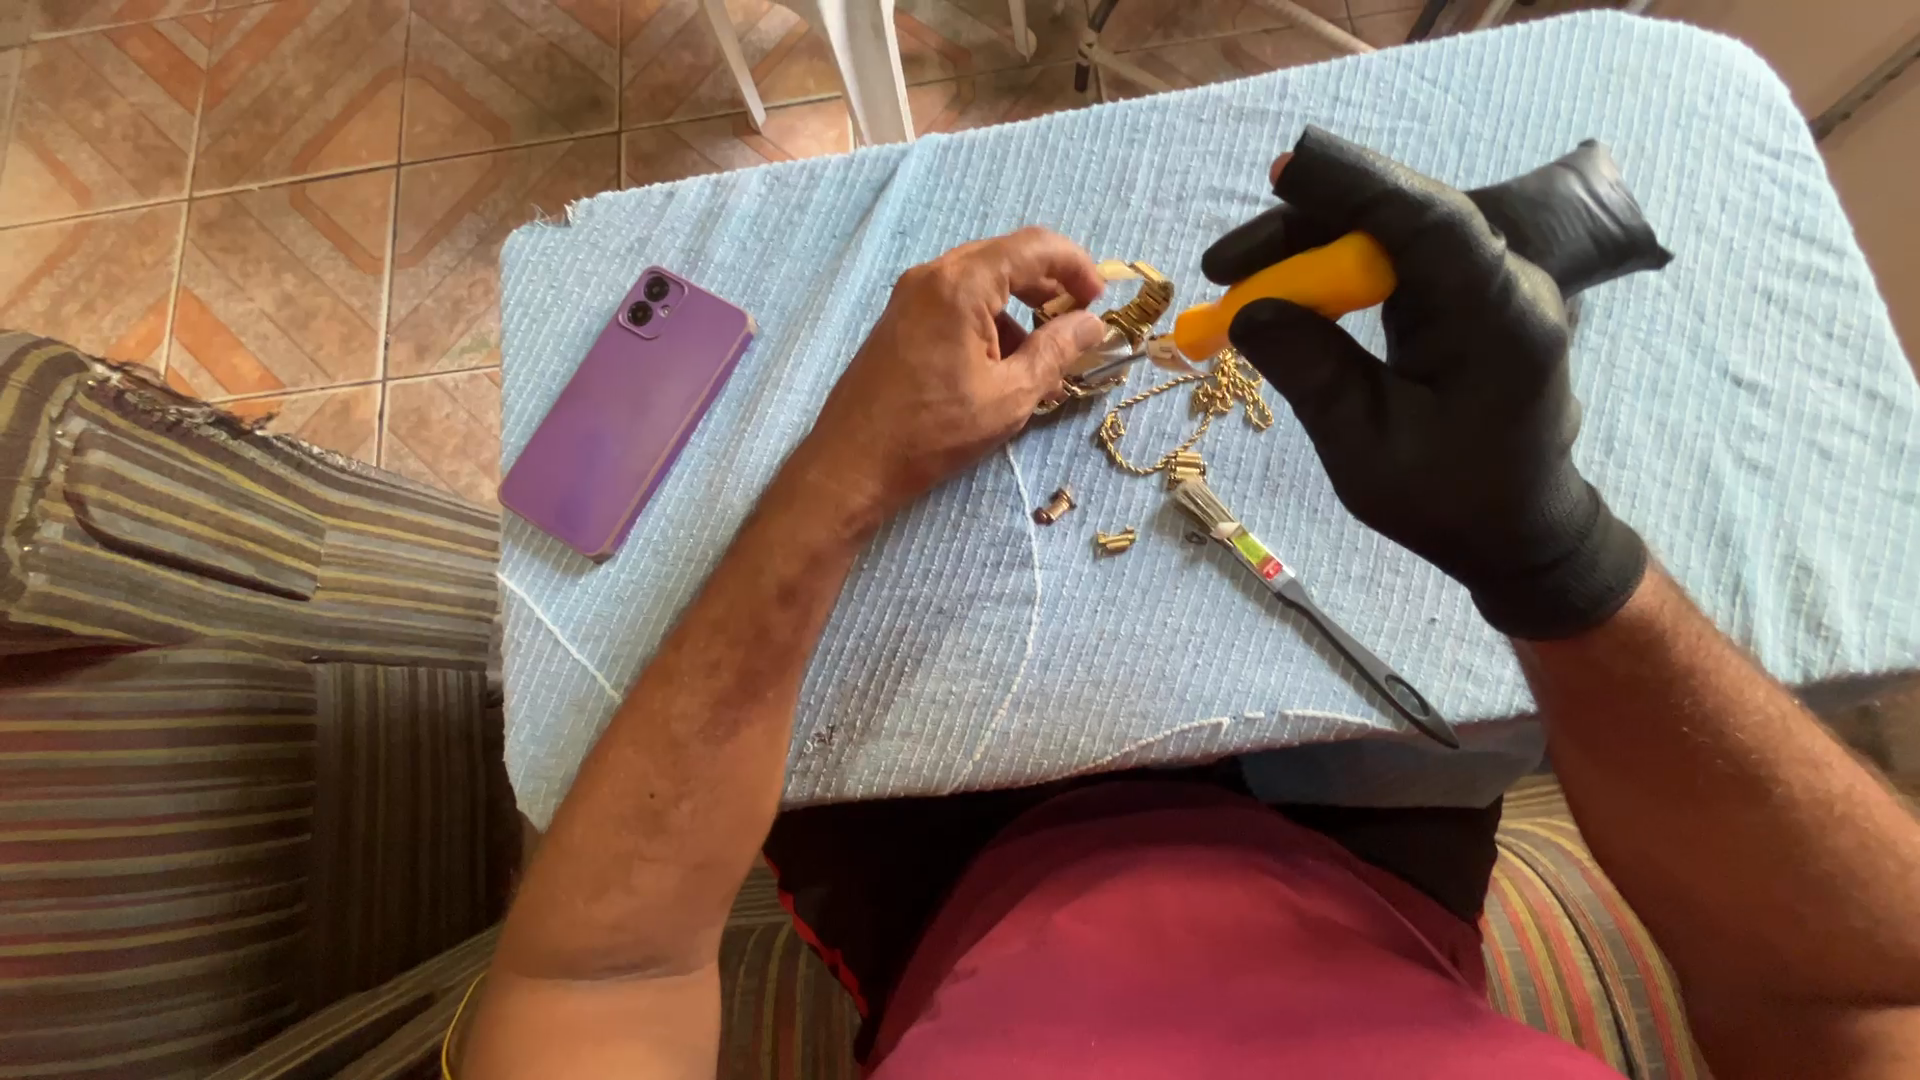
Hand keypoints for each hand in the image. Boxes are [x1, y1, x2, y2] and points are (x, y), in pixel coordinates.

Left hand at [794, 227, 1108, 522]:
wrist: (852, 464)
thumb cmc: (934, 432)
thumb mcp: (1010, 396)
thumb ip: (1057, 351)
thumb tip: (1093, 325)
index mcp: (962, 283)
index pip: (1035, 246)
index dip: (1077, 266)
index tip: (1100, 300)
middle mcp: (932, 275)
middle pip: (1006, 260)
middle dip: (1048, 291)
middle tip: (1075, 329)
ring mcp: (909, 297)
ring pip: (981, 286)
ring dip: (1017, 314)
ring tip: (1038, 366)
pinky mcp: (899, 321)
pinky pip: (955, 306)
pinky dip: (986, 326)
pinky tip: (997, 372)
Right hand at [1207, 127, 1646, 639]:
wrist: (1514, 529)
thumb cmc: (1444, 500)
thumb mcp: (1362, 446)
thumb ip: (1311, 371)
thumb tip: (1248, 313)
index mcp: (1495, 316)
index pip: (1423, 219)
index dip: (1350, 186)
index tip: (1281, 170)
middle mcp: (1504, 282)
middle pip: (1400, 216)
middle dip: (1305, 227)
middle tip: (1222, 266)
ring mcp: (1489, 286)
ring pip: (1393, 233)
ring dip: (1311, 248)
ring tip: (1239, 280)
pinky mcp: (1468, 299)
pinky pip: (1397, 261)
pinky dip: (1337, 268)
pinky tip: (1291, 285)